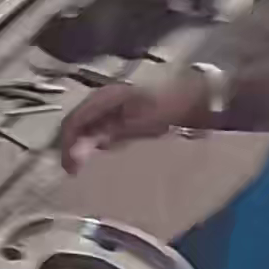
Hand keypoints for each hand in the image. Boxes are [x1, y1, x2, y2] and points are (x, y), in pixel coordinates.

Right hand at [56, 76, 204, 173]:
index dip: (66, 146)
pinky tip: (103, 155)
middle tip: (76, 171)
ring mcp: (111, 104)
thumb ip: (106, 137)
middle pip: (75, 124)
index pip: (72, 123)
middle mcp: (102, 99)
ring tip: (86, 167)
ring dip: (82, 146)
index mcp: (103, 98)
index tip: (71, 170)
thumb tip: (76, 154)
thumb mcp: (138, 124)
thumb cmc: (170, 108)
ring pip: (85, 127)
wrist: (202, 97)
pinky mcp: (122, 113)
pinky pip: (99, 128)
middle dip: (72, 148)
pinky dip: (96, 143)